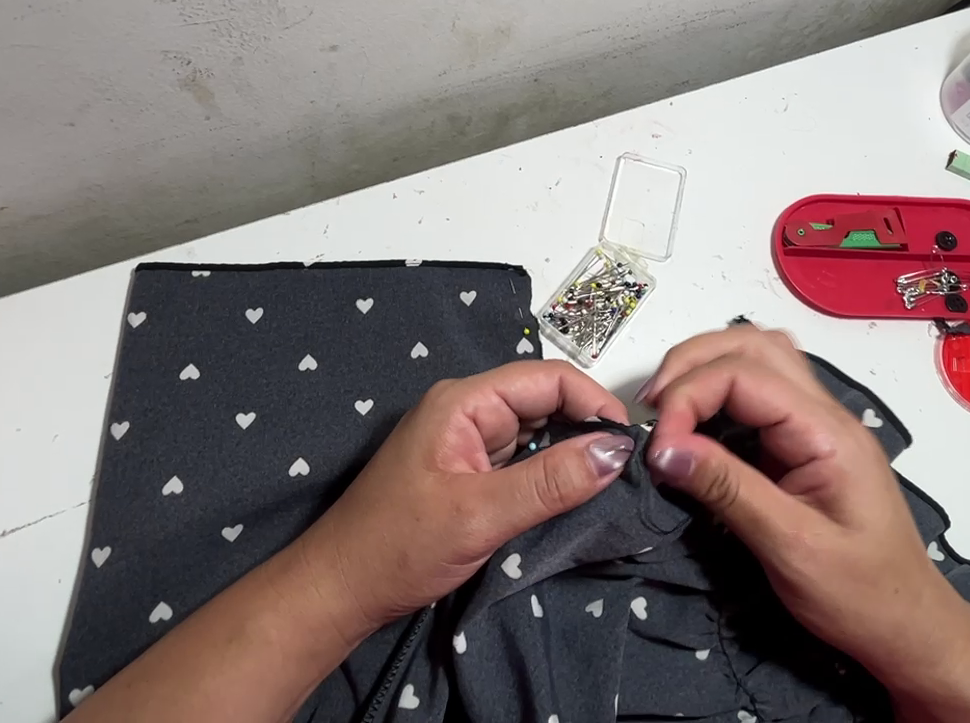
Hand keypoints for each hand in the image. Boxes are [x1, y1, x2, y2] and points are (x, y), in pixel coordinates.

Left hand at [294, 358, 635, 633]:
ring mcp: (468, 440)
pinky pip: (522, 458)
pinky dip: (550, 472)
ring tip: (610, 483)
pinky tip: (574, 494)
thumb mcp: (480, 515)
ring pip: (536, 431)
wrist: (340, 590)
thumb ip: (550, 481)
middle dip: (586, 428)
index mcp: (464, 401)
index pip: (545, 379)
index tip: (629, 444)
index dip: (592, 402)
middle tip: (626, 469)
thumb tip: (616, 451)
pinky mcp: (470, 470)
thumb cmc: (398, 546)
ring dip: (571, 453)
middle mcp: (468, 410)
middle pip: (543, 401)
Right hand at [639, 326, 969, 721]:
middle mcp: (823, 411)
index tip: (659, 447)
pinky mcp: (801, 438)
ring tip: (669, 404)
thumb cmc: (861, 595)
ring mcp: (814, 421)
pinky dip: (718, 387)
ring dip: (705, 366)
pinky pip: (757, 387)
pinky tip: (696, 418)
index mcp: (827, 432)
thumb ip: (727, 489)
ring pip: (755, 355)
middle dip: (691, 364)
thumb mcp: (790, 548)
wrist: (910, 630)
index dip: (689, 397)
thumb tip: (663, 449)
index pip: (744, 374)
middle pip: (750, 344)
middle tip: (653, 408)